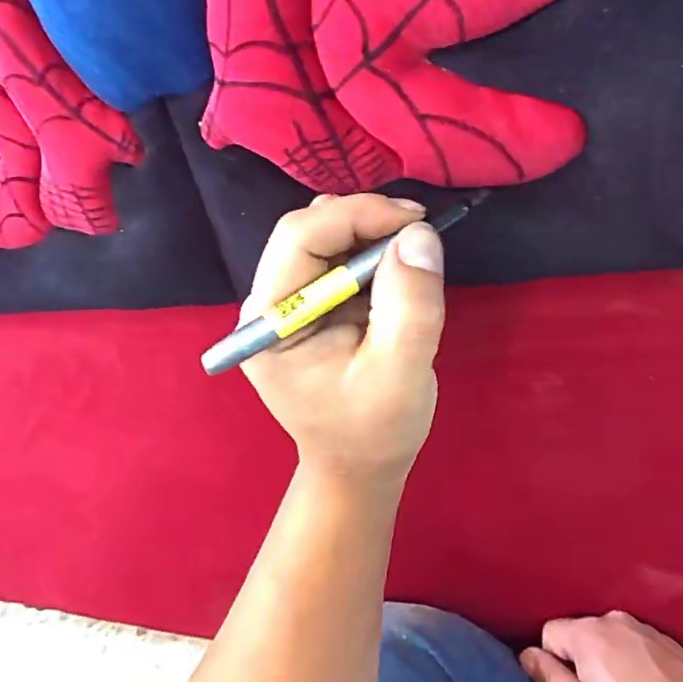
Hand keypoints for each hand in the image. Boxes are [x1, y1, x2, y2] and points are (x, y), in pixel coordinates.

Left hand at [238, 193, 446, 485]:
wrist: (356, 466)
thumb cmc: (374, 431)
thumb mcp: (402, 374)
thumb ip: (410, 305)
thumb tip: (417, 234)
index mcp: (270, 321)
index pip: (299, 239)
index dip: (356, 215)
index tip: (415, 218)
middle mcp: (265, 302)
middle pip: (305, 230)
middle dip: (362, 218)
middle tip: (417, 228)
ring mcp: (283, 300)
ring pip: (319, 235)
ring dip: (366, 230)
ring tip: (409, 247)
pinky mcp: (305, 300)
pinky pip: (332, 254)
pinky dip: (366, 247)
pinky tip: (394, 264)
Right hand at [520, 612, 682, 681]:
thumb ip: (550, 679)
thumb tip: (528, 656)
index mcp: (589, 631)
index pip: (549, 634)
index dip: (556, 667)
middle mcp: (616, 620)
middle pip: (582, 635)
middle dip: (586, 663)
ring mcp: (651, 632)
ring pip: (614, 642)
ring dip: (614, 664)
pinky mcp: (679, 650)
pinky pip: (642, 650)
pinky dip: (641, 668)